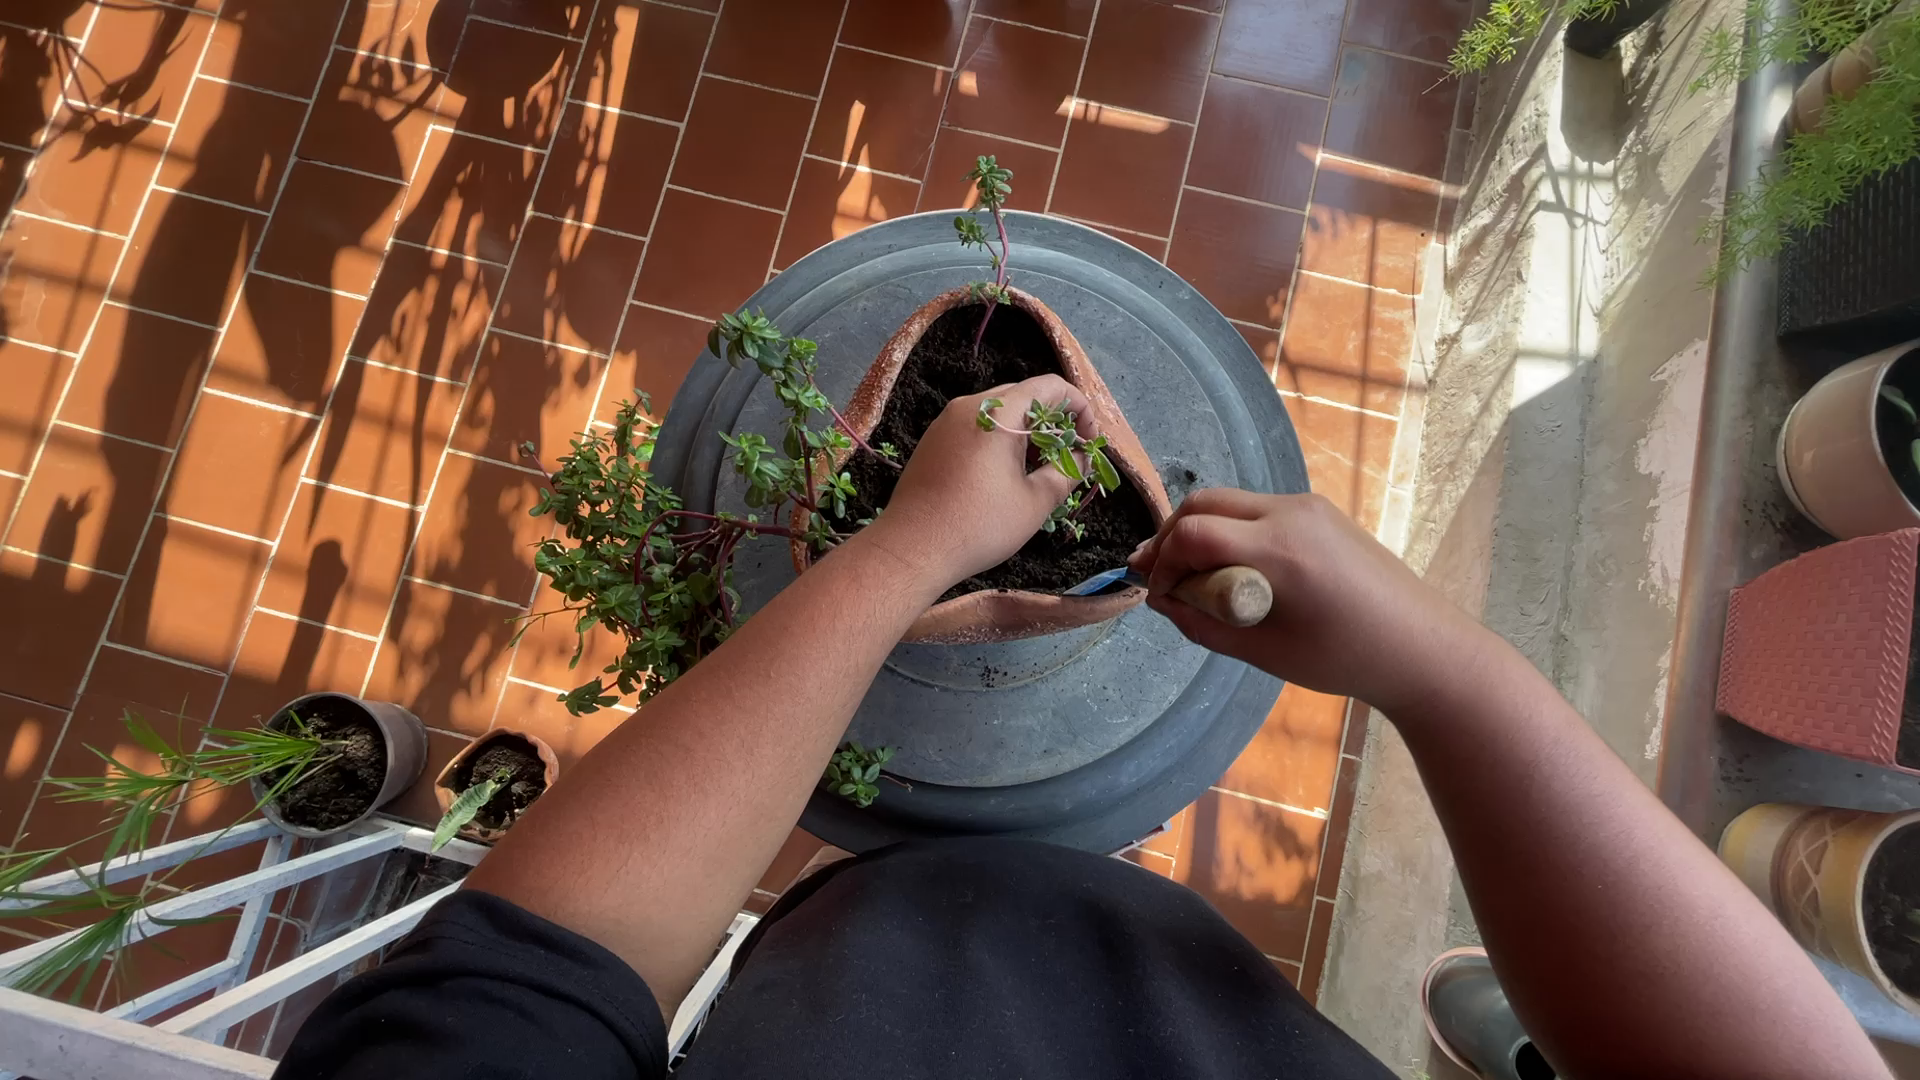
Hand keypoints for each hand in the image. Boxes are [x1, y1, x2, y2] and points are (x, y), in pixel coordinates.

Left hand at [865, 374, 1093, 585]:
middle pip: (1023, 396)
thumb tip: (1082, 458)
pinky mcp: (932, 443)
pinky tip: (1003, 477)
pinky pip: (974, 429)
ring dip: (1025, 434)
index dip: (1079, 407)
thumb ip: (1066, 472)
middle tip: (1065, 457)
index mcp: (997, 413)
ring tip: (1037, 471)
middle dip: (1053, 422)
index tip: (1088, 440)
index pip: (1049, 387)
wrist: (911, 549)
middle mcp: (968, 407)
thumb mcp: (1034, 502)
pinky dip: (998, 442)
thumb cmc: (978, 525)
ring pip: (997, 414)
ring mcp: (945, 424)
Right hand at [1129, 489, 1493, 713]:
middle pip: (1202, 503)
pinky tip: (1225, 561)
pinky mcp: (1317, 511)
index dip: (1163, 562)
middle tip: (1155, 573)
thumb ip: (1202, 624)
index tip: (1158, 594)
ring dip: (1196, 529)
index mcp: (1280, 550)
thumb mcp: (1263, 653)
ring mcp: (1307, 506)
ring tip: (1183, 568)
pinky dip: (1226, 529)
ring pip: (1226, 501)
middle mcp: (1291, 513)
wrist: (1424, 649)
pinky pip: (1253, 508)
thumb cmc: (1344, 660)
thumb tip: (1161, 600)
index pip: (1193, 533)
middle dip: (1169, 537)